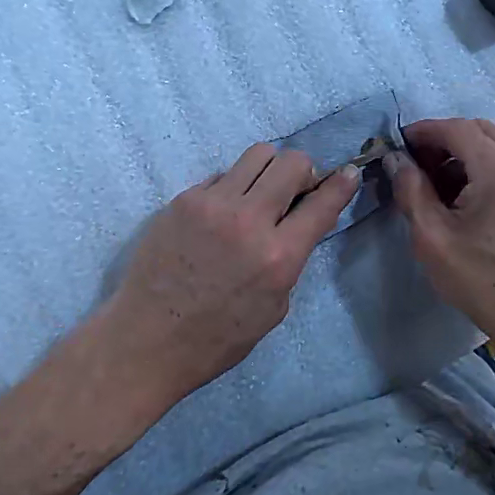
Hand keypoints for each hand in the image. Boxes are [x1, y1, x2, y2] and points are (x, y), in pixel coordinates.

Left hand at [97, 143, 359, 408]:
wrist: (145, 340)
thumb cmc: (217, 337)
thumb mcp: (274, 306)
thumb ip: (292, 257)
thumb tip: (303, 219)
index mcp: (278, 256)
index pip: (323, 203)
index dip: (343, 183)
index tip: (349, 172)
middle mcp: (249, 221)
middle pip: (293, 162)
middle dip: (304, 171)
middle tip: (295, 191)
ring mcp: (213, 205)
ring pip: (259, 154)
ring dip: (270, 170)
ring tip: (260, 193)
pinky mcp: (184, 199)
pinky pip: (223, 175)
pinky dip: (233, 188)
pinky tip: (221, 215)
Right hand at [389, 119, 494, 358]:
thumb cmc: (485, 286)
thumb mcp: (434, 240)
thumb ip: (411, 191)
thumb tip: (397, 160)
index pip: (459, 129)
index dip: (426, 131)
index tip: (402, 145)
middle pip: (482, 131)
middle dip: (447, 141)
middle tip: (419, 166)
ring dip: (469, 155)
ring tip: (444, 186)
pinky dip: (492, 169)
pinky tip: (474, 199)